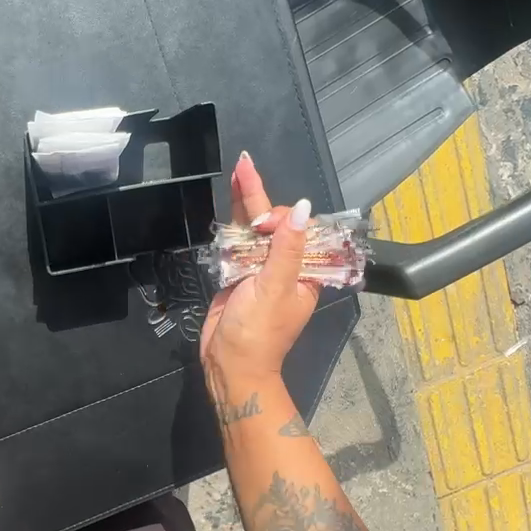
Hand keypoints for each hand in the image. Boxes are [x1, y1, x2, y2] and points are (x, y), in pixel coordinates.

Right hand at [201, 152, 318, 383]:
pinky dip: (230, 224)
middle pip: (272, 225)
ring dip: (243, 203)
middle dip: (258, 196)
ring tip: (237, 171)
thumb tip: (302, 207)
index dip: (281, 219)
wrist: (228, 366)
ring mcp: (258, 272)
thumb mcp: (276, 288)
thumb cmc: (258, 332)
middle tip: (243, 164)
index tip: (263, 225)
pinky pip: (235, 246)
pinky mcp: (236, 278)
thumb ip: (287, 248)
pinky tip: (227, 202)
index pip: (297, 230)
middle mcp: (283, 268)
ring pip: (251, 232)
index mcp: (303, 272)